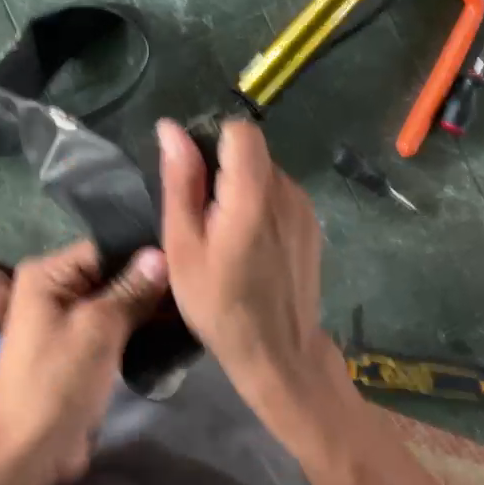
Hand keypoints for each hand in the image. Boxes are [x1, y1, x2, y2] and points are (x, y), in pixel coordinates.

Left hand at [0, 241, 167, 484]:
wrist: (29, 452)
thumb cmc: (57, 382)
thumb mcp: (98, 330)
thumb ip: (130, 290)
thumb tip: (158, 254)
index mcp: (46, 274)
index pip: (103, 249)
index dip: (142, 255)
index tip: (184, 260)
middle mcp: (53, 289)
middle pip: (110, 274)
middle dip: (148, 283)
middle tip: (194, 288)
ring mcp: (65, 321)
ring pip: (114, 302)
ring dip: (146, 308)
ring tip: (189, 308)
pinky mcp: (78, 350)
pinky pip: (112, 328)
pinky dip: (136, 329)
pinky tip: (170, 331)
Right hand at [157, 119, 338, 410]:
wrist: (279, 356)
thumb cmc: (219, 304)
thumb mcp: (183, 246)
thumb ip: (181, 182)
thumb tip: (171, 128)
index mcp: (253, 194)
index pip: (240, 130)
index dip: (213, 142)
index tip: (196, 178)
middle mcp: (286, 191)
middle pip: (251, 150)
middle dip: (223, 170)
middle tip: (205, 219)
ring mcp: (304, 208)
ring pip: (264, 172)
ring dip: (241, 189)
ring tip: (226, 236)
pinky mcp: (312, 225)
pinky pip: (279, 194)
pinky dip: (260, 206)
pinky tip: (250, 246)